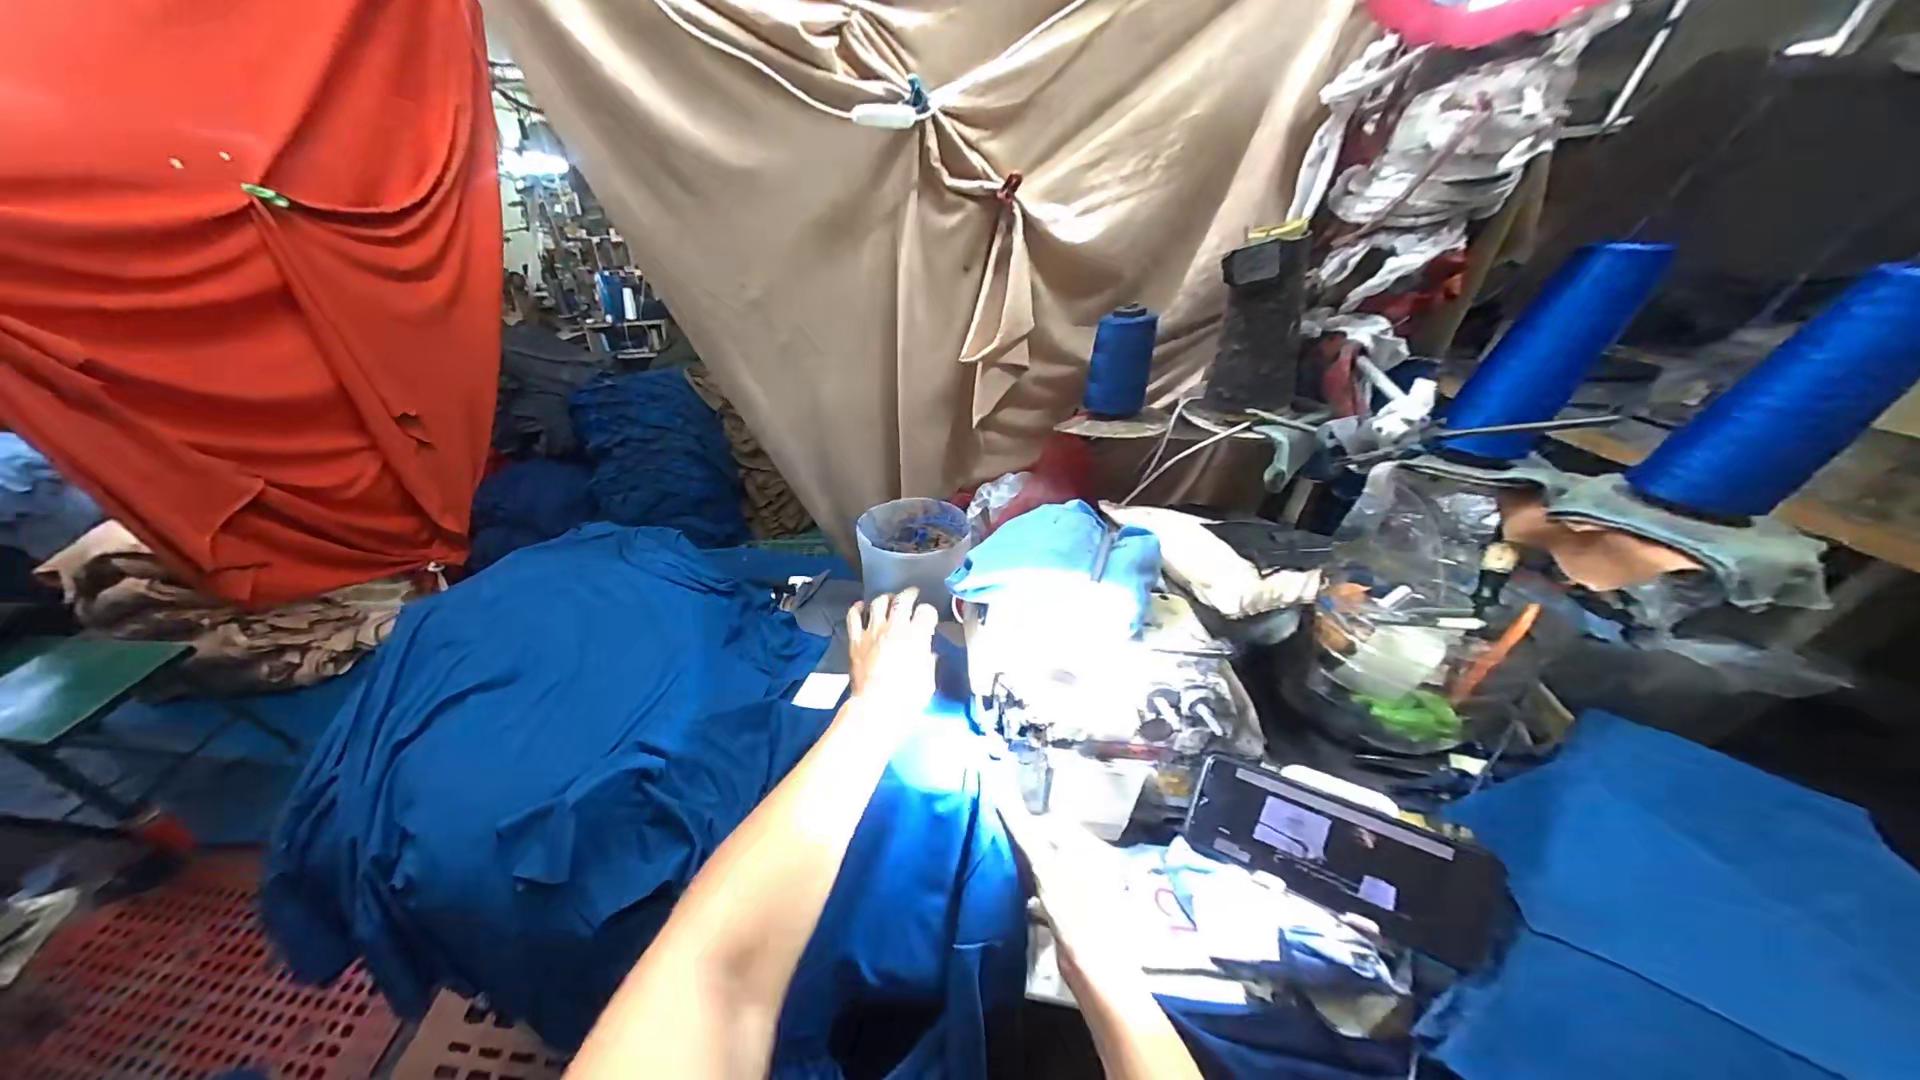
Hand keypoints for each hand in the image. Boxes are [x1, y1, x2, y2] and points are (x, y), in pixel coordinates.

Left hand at [846, 588, 937, 704]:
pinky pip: (854, 616)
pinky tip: (861, 605)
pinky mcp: (856, 639)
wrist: (876, 707)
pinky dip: (858, 608)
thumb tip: (927, 653)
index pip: (926, 611)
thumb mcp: (928, 679)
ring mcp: (873, 631)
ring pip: (879, 602)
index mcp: (917, 635)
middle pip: (903, 598)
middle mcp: (896, 626)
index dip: (929, 613)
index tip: (928, 618)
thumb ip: (928, 660)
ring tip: (889, 599)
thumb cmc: (908, 697)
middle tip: (912, 595)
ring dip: (886, 598)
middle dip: (910, 594)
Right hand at [991, 777, 1137, 974]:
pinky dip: (1040, 891)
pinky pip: (1056, 888)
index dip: (1026, 826)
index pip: (1053, 821)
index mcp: (1090, 845)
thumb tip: (1002, 795)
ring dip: (1033, 870)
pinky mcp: (1082, 908)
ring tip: (1013, 880)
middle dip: (1029, 848)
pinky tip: (1027, 902)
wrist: (1096, 968)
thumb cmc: (1071, 910)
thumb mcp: (1044, 867)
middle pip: (1053, 843)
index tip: (1003, 838)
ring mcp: (1090, 886)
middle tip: (1006, 859)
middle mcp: (1094, 861)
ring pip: (1053, 866)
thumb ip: (1024, 832)